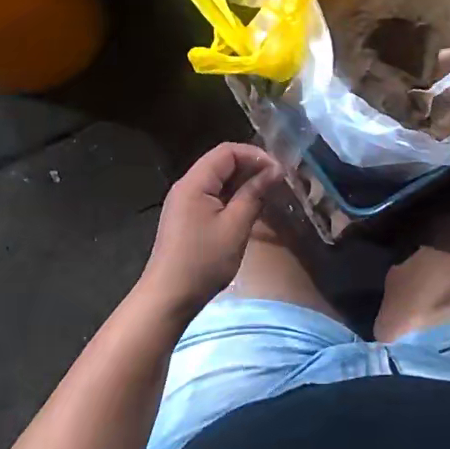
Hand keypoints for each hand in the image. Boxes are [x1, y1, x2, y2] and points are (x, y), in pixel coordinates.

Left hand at [141, 143, 281, 307]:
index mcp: (194, 183)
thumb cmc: (204, 261)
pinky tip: (250, 209)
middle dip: (252, 167)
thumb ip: (255, 194)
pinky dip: (234, 197)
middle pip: (222, 163)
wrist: (170, 297)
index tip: (280, 171)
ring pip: (219, 181)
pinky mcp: (188, 218)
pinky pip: (214, 197)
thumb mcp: (235, 226)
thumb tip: (275, 171)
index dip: (256, 155)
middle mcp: (187, 186)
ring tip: (269, 194)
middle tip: (279, 183)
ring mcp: (185, 203)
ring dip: (244, 183)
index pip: (227, 152)